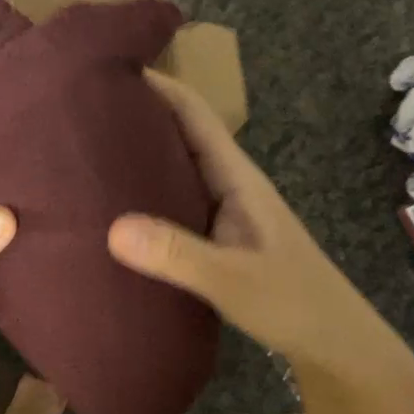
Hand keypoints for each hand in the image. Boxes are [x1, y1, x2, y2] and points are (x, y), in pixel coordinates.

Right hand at [107, 70, 371, 357]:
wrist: (334, 343)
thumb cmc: (292, 302)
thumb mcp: (232, 280)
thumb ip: (177, 255)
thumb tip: (113, 227)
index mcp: (236, 177)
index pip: (194, 113)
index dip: (158, 85)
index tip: (108, 70)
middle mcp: (228, 184)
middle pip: (180, 133)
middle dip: (137, 114)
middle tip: (79, 110)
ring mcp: (222, 211)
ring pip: (175, 167)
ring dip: (137, 153)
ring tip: (84, 151)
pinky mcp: (215, 236)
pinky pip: (173, 199)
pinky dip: (143, 192)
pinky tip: (112, 208)